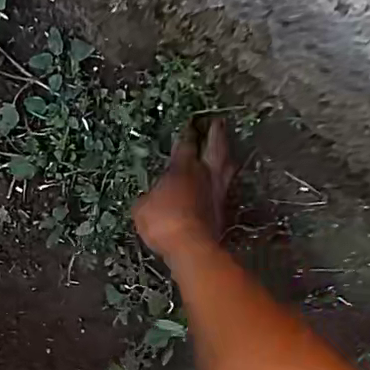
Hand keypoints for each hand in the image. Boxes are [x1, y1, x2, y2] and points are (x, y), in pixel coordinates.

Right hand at [133, 118, 235, 261]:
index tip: (190, 125)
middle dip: (216, 133)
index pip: (186, 144)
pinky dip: (226, 183)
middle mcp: (204, 175)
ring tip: (226, 151)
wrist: (191, 247)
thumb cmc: (163, 223)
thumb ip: (148, 198)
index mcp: (182, 168)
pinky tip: (224, 184)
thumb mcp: (142, 208)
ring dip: (227, 155)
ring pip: (227, 166)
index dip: (187, 133)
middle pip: (216, 147)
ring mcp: (217, 193)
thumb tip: (150, 199)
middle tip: (218, 122)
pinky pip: (226, 190)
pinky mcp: (223, 211)